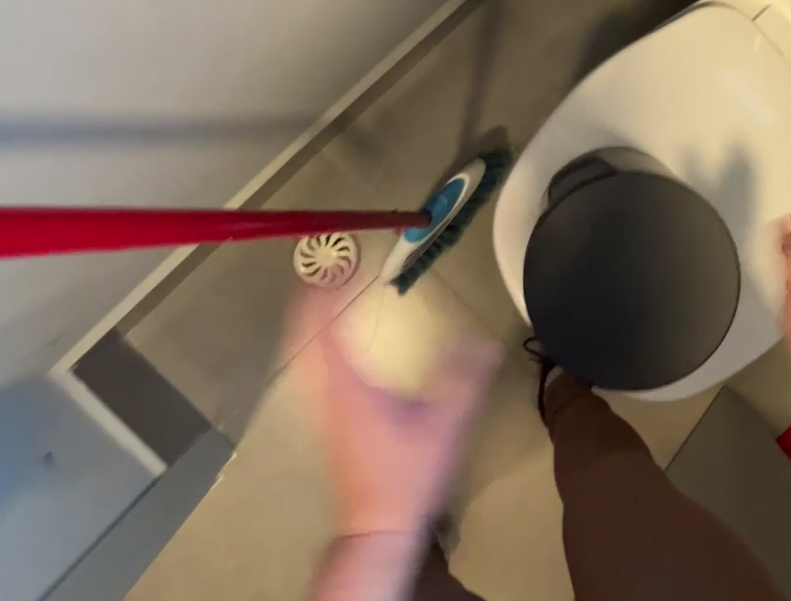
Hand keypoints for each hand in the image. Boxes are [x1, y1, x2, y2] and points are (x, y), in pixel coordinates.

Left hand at [290, 286, 501, 538]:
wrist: (380, 523)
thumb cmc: (409, 472)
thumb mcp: (445, 423)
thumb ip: (465, 380)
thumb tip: (485, 340)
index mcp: (350, 387)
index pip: (328, 330)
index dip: (327, 295)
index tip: (338, 266)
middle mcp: (328, 392)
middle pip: (305, 335)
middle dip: (311, 299)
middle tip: (323, 269)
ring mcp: (322, 407)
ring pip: (304, 352)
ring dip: (309, 320)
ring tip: (320, 293)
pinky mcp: (327, 417)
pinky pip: (312, 367)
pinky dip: (314, 342)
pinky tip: (326, 340)